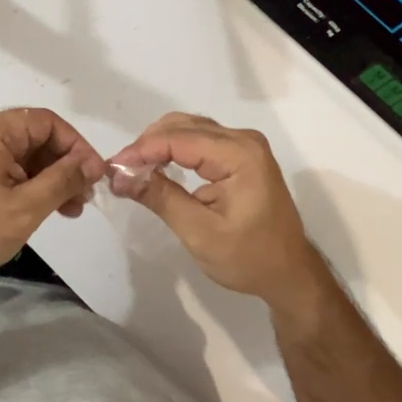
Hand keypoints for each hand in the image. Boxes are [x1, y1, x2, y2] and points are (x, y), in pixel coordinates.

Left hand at [0, 108, 105, 280]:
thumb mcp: (26, 206)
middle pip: (35, 136)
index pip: (46, 122)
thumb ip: (64, 179)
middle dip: (64, 166)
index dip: (76, 146)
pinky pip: (8, 163)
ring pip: (24, 152)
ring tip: (70, 209)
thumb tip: (93, 163)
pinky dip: (29, 181)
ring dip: (49, 177)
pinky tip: (47, 206)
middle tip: (84, 198)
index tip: (95, 175)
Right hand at [110, 114, 332, 306]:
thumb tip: (119, 176)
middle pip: (183, 126)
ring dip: (158, 145)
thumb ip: (160, 197)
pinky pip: (200, 141)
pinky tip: (156, 167)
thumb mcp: (199, 232)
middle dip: (147, 145)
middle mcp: (243, 140)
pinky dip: (174, 150)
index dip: (141, 150)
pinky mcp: (241, 156)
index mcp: (240, 155)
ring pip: (189, 130)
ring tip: (133, 170)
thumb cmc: (249, 258)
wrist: (289, 275)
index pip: (179, 139)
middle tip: (120, 171)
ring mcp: (244, 146)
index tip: (111, 168)